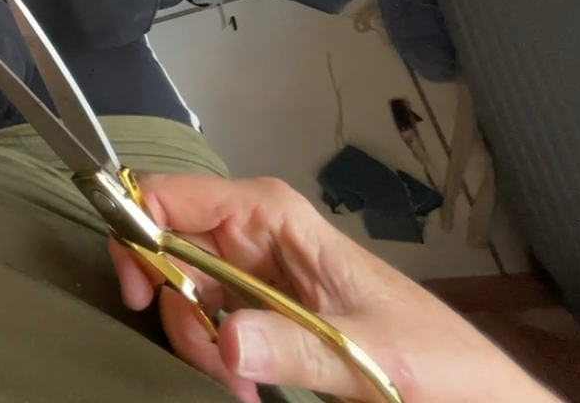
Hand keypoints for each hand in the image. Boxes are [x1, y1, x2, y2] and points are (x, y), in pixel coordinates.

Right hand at [110, 174, 556, 402]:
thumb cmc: (442, 364)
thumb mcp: (376, 357)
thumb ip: (299, 345)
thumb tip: (225, 341)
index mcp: (266, 213)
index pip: (167, 196)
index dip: (137, 229)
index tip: (140, 293)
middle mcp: (244, 230)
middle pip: (163, 246)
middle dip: (173, 304)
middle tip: (211, 362)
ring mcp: (244, 266)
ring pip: (175, 285)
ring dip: (192, 337)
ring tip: (236, 386)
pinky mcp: (249, 303)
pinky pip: (200, 315)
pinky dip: (208, 351)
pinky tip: (239, 384)